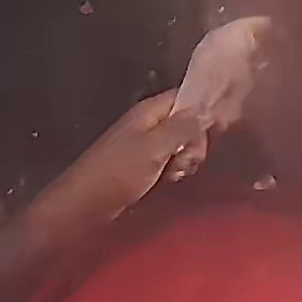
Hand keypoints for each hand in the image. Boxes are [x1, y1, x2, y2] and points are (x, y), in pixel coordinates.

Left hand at [27, 91, 206, 248]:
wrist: (85, 204)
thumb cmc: (119, 172)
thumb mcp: (155, 147)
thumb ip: (183, 128)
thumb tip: (206, 113)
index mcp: (149, 111)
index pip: (186, 96)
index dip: (203, 110)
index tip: (215, 130)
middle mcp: (149, 123)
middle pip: (187, 122)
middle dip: (195, 141)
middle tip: (187, 160)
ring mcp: (146, 144)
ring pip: (181, 144)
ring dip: (186, 159)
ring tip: (176, 173)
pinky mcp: (144, 164)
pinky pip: (170, 160)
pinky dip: (174, 170)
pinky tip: (170, 180)